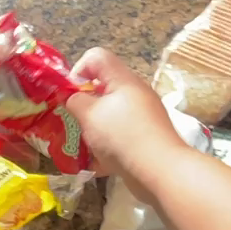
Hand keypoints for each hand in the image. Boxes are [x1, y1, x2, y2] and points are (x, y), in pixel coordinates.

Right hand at [66, 48, 190, 194]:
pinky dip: (107, 144)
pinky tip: (98, 162)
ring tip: (83, 144)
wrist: (161, 172)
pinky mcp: (146, 137)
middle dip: (83, 103)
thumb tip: (71, 97)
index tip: (70, 95)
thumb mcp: (89, 115)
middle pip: (103, 87)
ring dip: (93, 126)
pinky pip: (120, 133)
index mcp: (123, 80)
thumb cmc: (122, 137)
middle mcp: (136, 93)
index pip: (96, 57)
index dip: (78, 70)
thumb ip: (74, 101)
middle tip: (73, 121)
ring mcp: (143, 116)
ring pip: (110, 113)